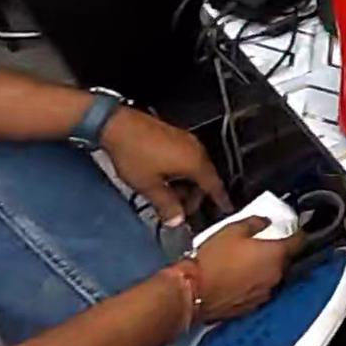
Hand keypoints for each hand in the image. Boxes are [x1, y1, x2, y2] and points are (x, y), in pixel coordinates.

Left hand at [100, 106, 231, 226]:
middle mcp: (198, 151)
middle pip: (206, 177)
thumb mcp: (149, 186)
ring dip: (188, 184)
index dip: (220, 199)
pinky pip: (190, 158)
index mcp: (196, 163)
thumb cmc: (135, 155)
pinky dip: (184, 172)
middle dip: (196, 195)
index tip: (226, 209)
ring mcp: (189, 142)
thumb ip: (166, 204)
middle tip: (181, 209)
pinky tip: (168, 178)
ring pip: (197, 168)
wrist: (120, 125)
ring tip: (170, 195)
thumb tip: (177, 220)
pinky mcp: (179, 137)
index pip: (214, 185)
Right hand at [193, 218, 302, 321]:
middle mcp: (276, 275)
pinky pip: (261, 289)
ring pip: (275, 275)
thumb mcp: (233, 230)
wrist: (190, 292)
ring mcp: (265, 292)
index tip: (296, 229)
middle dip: (281, 251)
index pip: (300, 241)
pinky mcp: (252, 306)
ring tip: (252, 261)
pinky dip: (257, 282)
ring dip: (268, 268)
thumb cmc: (212, 259)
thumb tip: (267, 221)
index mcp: (276, 254)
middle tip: (268, 244)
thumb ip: (256, 222)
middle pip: (288, 260)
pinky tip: (243, 278)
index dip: (299, 233)